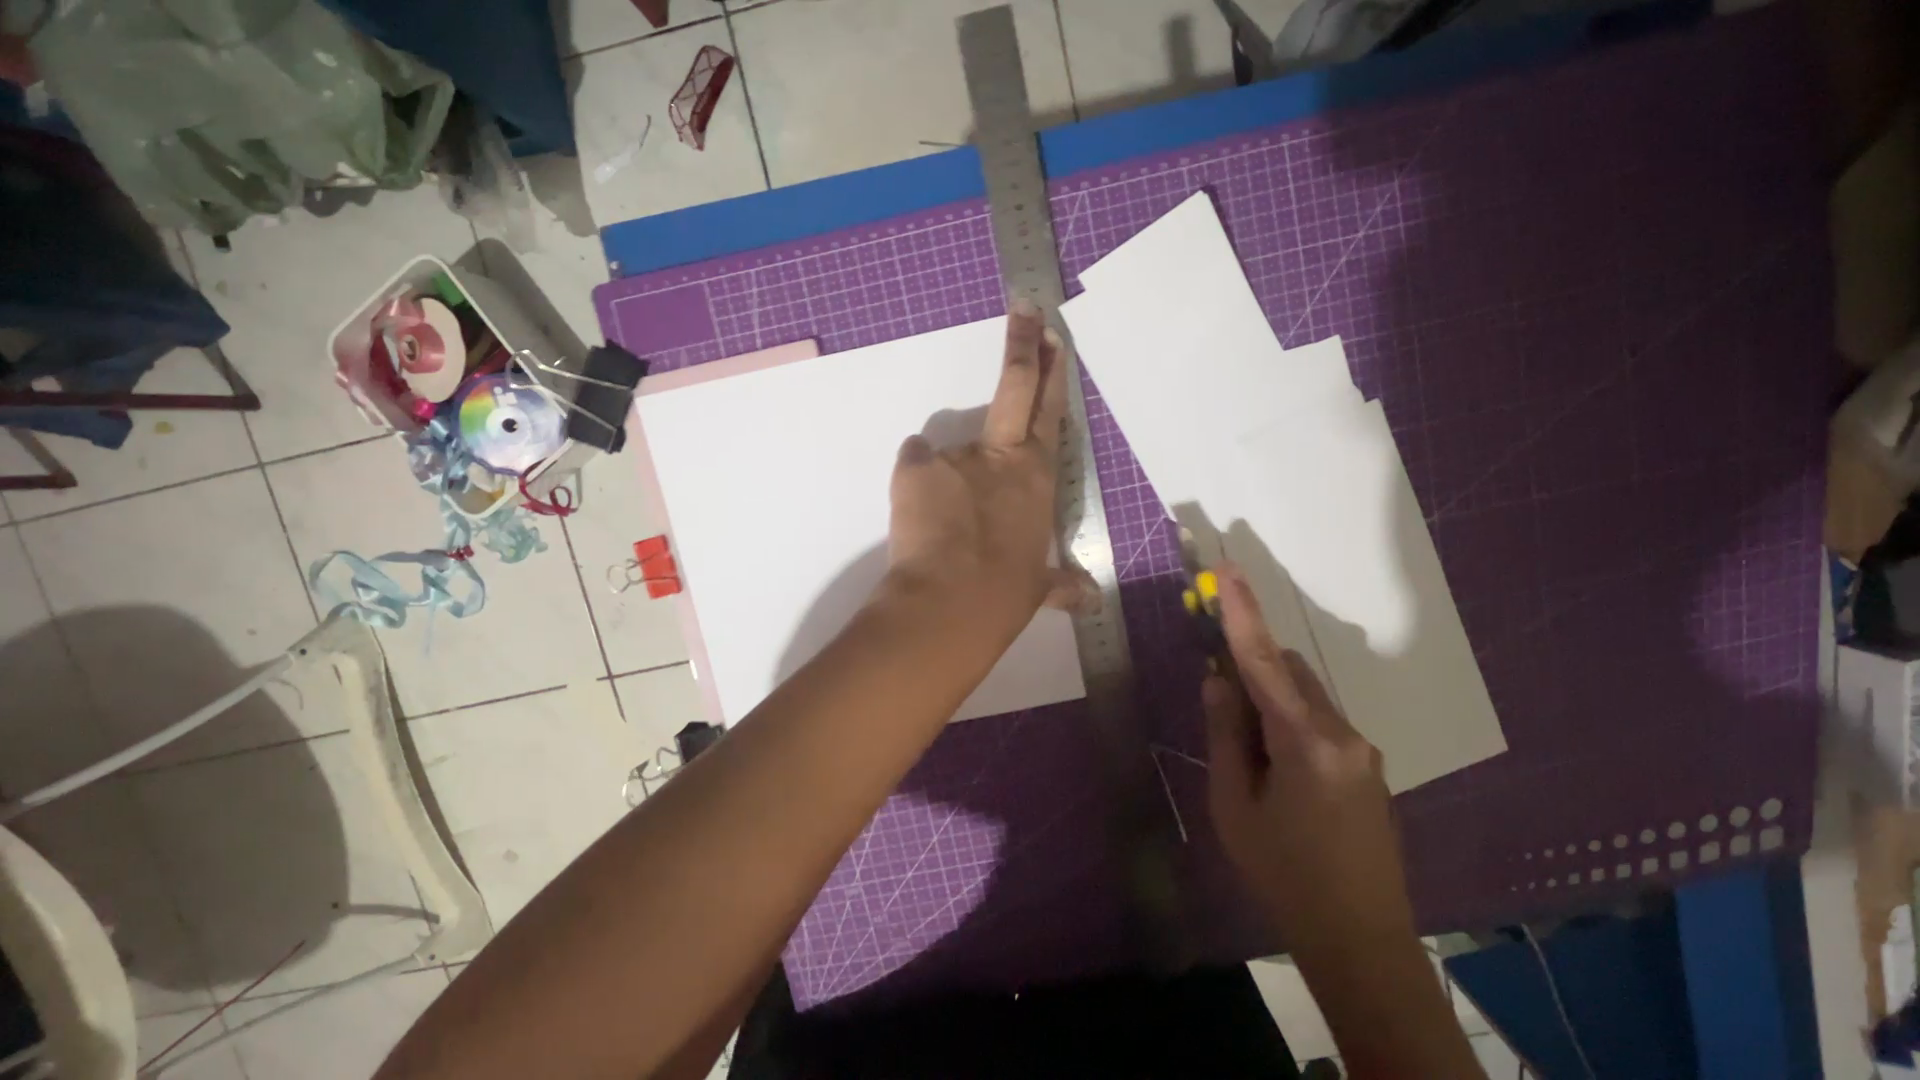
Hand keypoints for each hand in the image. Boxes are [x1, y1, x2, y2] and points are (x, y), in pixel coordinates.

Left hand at [884, 300, 1091, 637]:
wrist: (949, 602)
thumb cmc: (1005, 595)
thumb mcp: (1039, 588)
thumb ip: (1060, 584)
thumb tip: (1088, 597)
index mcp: (1037, 478)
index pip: (1050, 414)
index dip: (1053, 375)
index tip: (1053, 340)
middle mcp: (1001, 455)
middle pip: (1015, 385)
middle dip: (1023, 344)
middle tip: (1025, 309)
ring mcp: (957, 455)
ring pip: (952, 452)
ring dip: (950, 478)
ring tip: (944, 522)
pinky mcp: (915, 465)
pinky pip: (917, 462)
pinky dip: (917, 480)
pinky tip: (918, 511)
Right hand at [1202, 564, 1415, 952]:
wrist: (1359, 937)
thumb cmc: (1283, 875)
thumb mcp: (1234, 807)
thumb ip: (1225, 736)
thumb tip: (1218, 680)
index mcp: (1306, 741)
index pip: (1264, 662)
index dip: (1242, 612)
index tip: (1227, 567)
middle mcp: (1342, 733)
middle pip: (1289, 673)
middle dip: (1251, 669)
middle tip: (1216, 697)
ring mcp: (1362, 751)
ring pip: (1305, 698)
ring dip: (1269, 704)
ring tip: (1247, 762)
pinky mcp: (1367, 769)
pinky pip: (1320, 724)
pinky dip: (1288, 726)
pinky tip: (1275, 777)